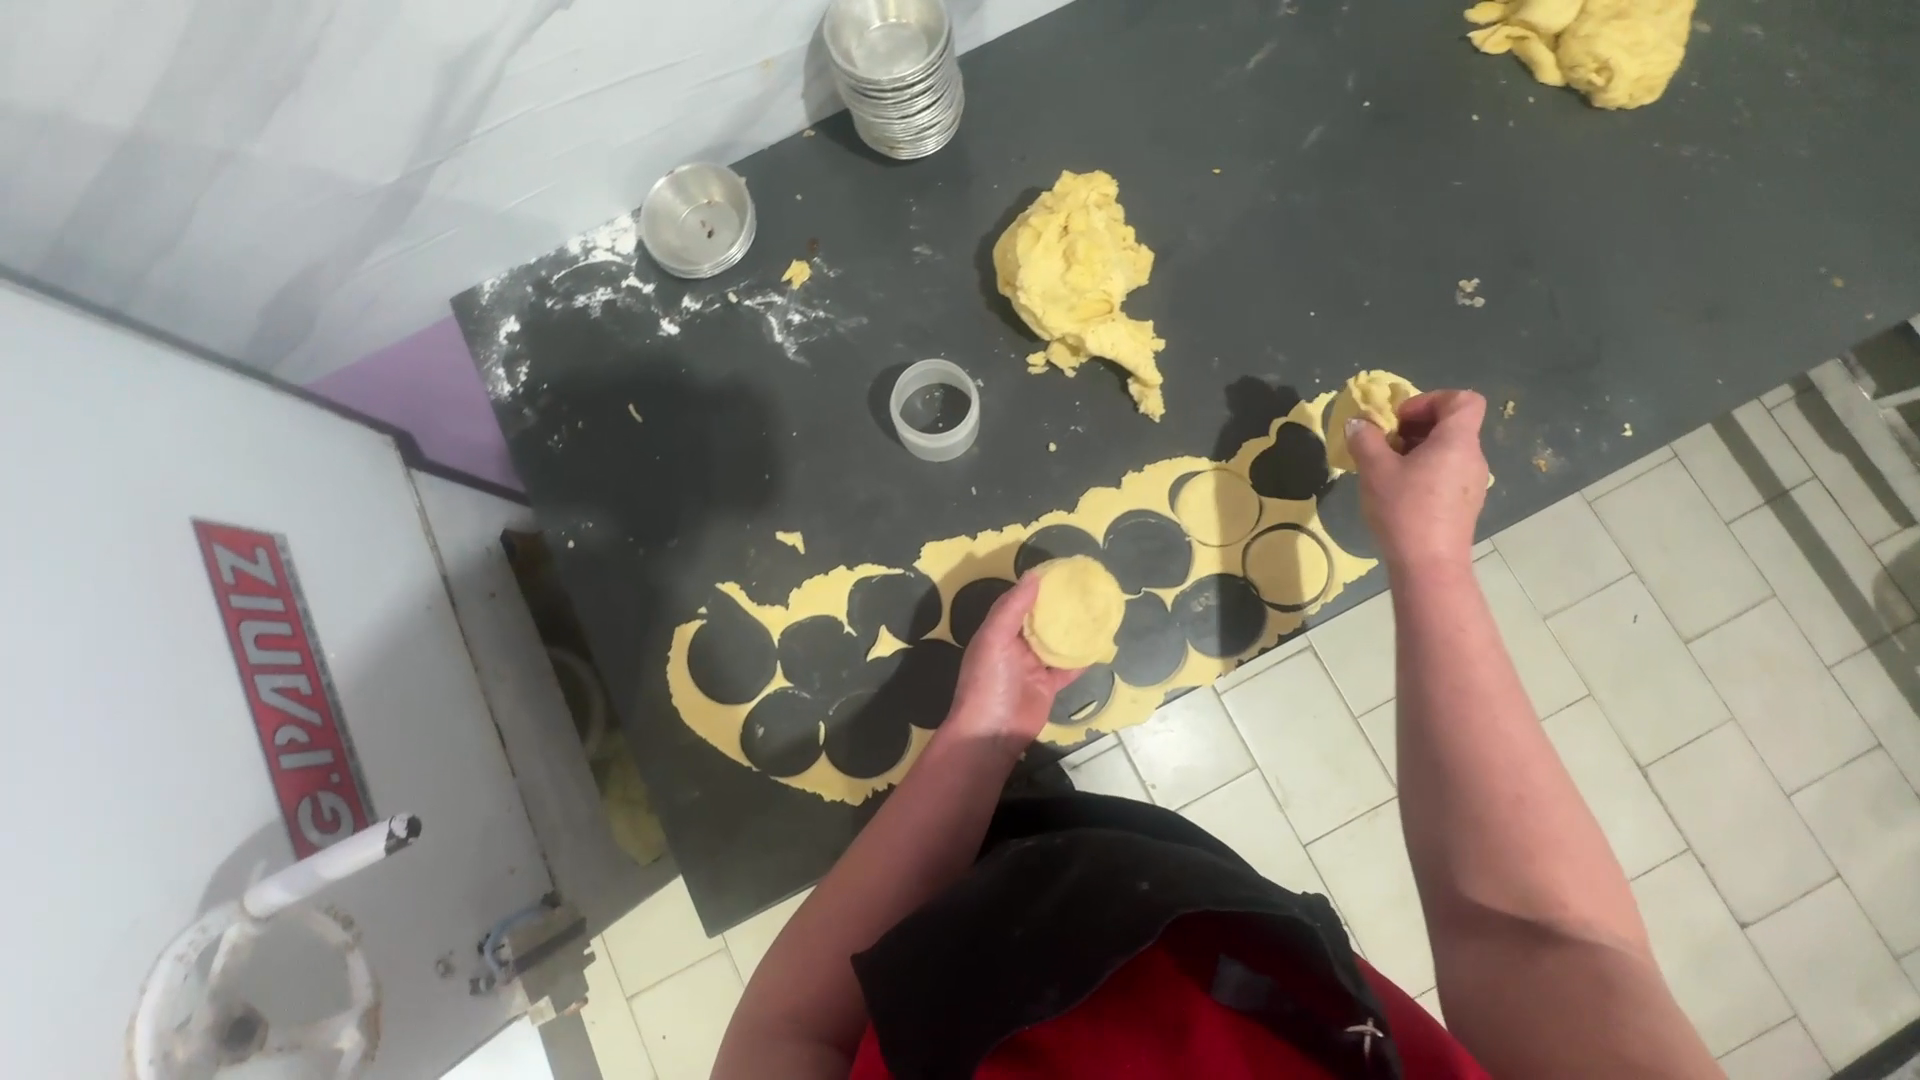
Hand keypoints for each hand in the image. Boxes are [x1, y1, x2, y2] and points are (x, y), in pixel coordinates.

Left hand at [943, 571, 1085, 752]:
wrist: (992, 734)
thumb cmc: (988, 682)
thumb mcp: (994, 639)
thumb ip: (1013, 608)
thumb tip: (1034, 576)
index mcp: (998, 631)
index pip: (1017, 601)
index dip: (1036, 587)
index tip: (1061, 572)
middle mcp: (1014, 646)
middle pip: (1039, 620)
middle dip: (1058, 607)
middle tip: (1086, 589)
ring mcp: (1032, 667)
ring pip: (1055, 643)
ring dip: (1072, 630)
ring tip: (1096, 611)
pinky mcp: (1047, 686)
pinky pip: (1067, 668)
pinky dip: (1081, 659)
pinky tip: (1099, 645)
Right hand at [1346, 389, 1490, 574]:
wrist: (1428, 563)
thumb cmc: (1404, 509)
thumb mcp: (1375, 470)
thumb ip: (1365, 439)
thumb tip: (1358, 423)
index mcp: (1457, 441)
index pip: (1462, 399)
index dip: (1430, 400)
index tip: (1399, 420)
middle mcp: (1473, 457)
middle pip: (1452, 425)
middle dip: (1415, 427)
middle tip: (1385, 445)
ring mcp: (1473, 482)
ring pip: (1447, 451)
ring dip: (1417, 451)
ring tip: (1387, 471)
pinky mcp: (1465, 504)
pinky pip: (1446, 473)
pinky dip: (1424, 472)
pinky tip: (1400, 493)